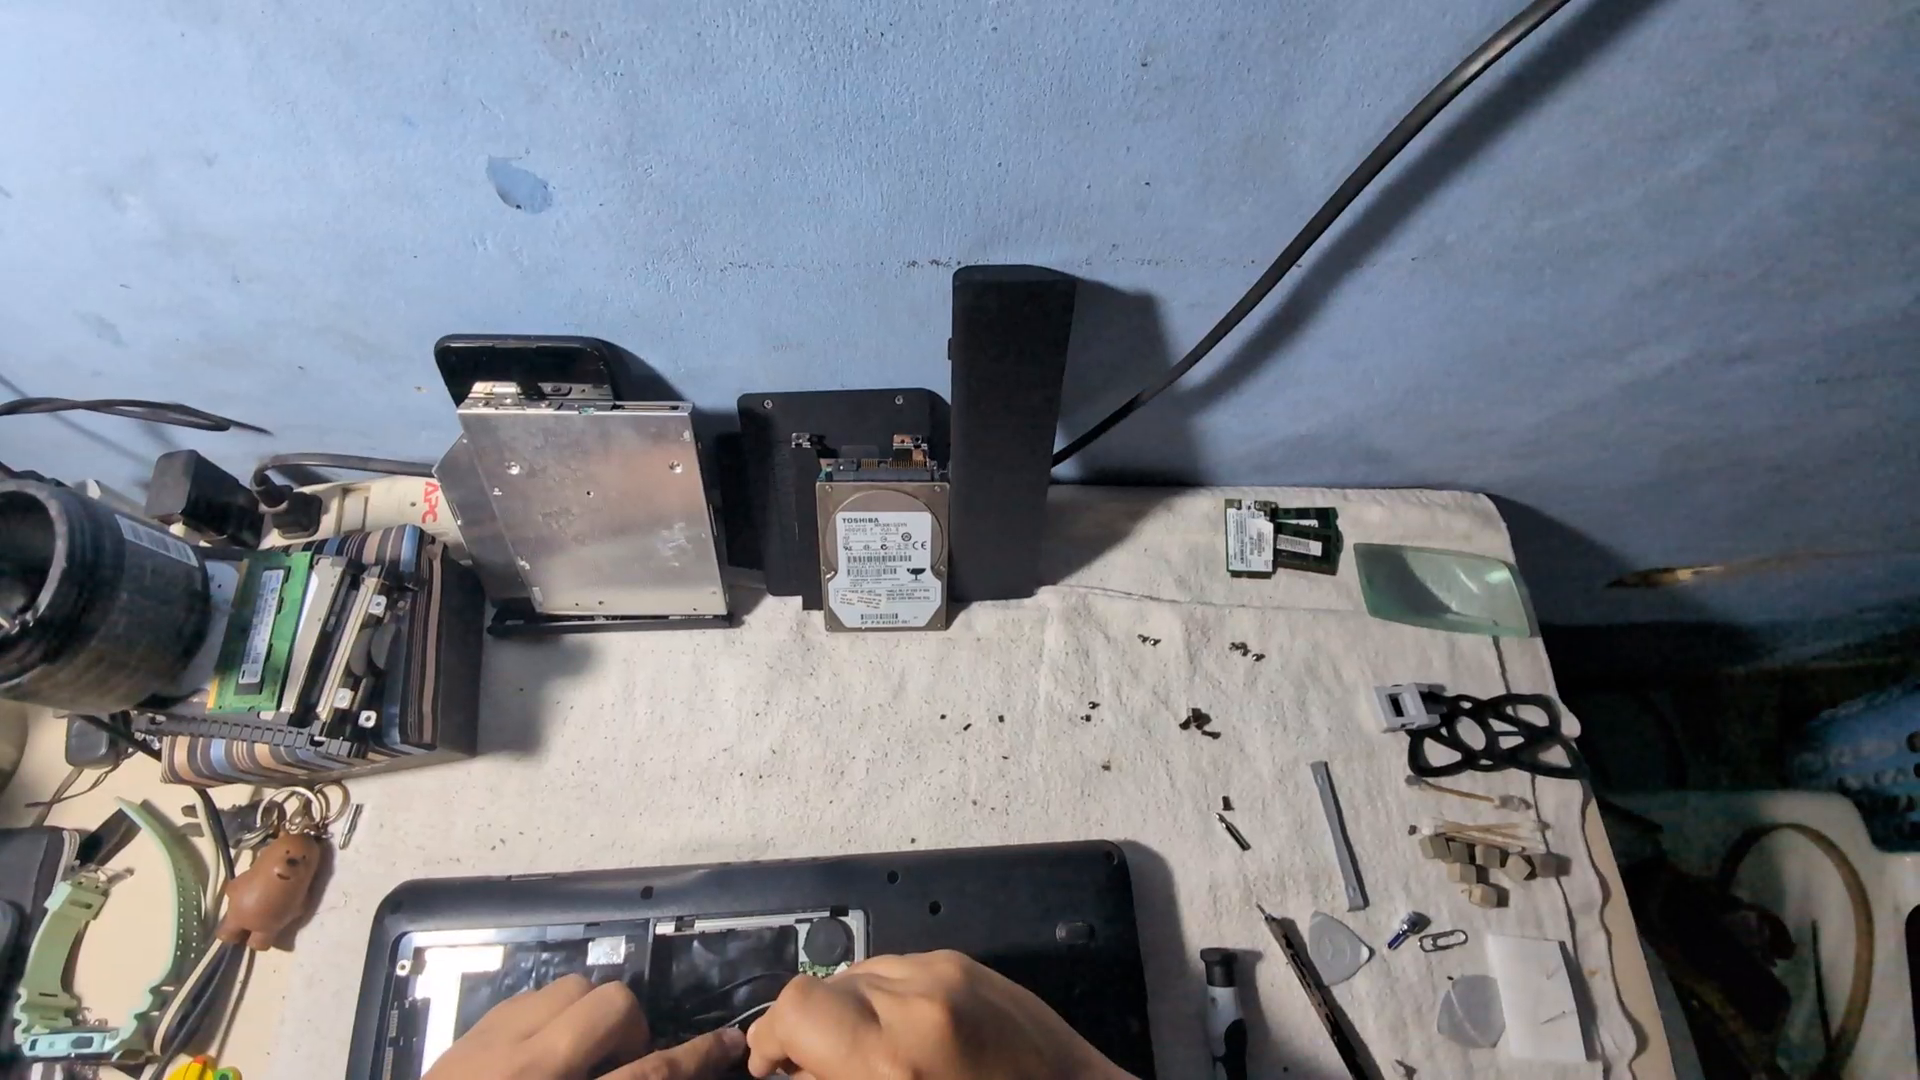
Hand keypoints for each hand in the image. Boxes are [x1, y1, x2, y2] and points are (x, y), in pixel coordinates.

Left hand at [427, 974, 744, 1079]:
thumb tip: (654, 1068)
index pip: (650, 1074)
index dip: (696, 1057)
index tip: (729, 1043)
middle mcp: (528, 1072)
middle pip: (613, 1007)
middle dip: (629, 1030)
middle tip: (616, 1066)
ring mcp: (488, 1051)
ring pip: (572, 989)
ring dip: (586, 1017)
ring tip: (573, 1057)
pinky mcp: (462, 1042)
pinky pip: (529, 998)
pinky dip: (546, 1018)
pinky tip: (533, 1054)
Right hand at [745, 950, 1132, 1078]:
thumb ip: (838, 1078)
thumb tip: (801, 1068)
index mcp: (894, 1053)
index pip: (799, 1006)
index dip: (772, 1036)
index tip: (771, 1067)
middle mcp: (918, 994)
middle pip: (826, 985)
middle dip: (811, 1027)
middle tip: (815, 1069)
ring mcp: (947, 968)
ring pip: (862, 970)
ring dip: (850, 1009)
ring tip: (868, 1052)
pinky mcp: (968, 961)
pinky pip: (901, 966)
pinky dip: (887, 997)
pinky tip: (907, 1033)